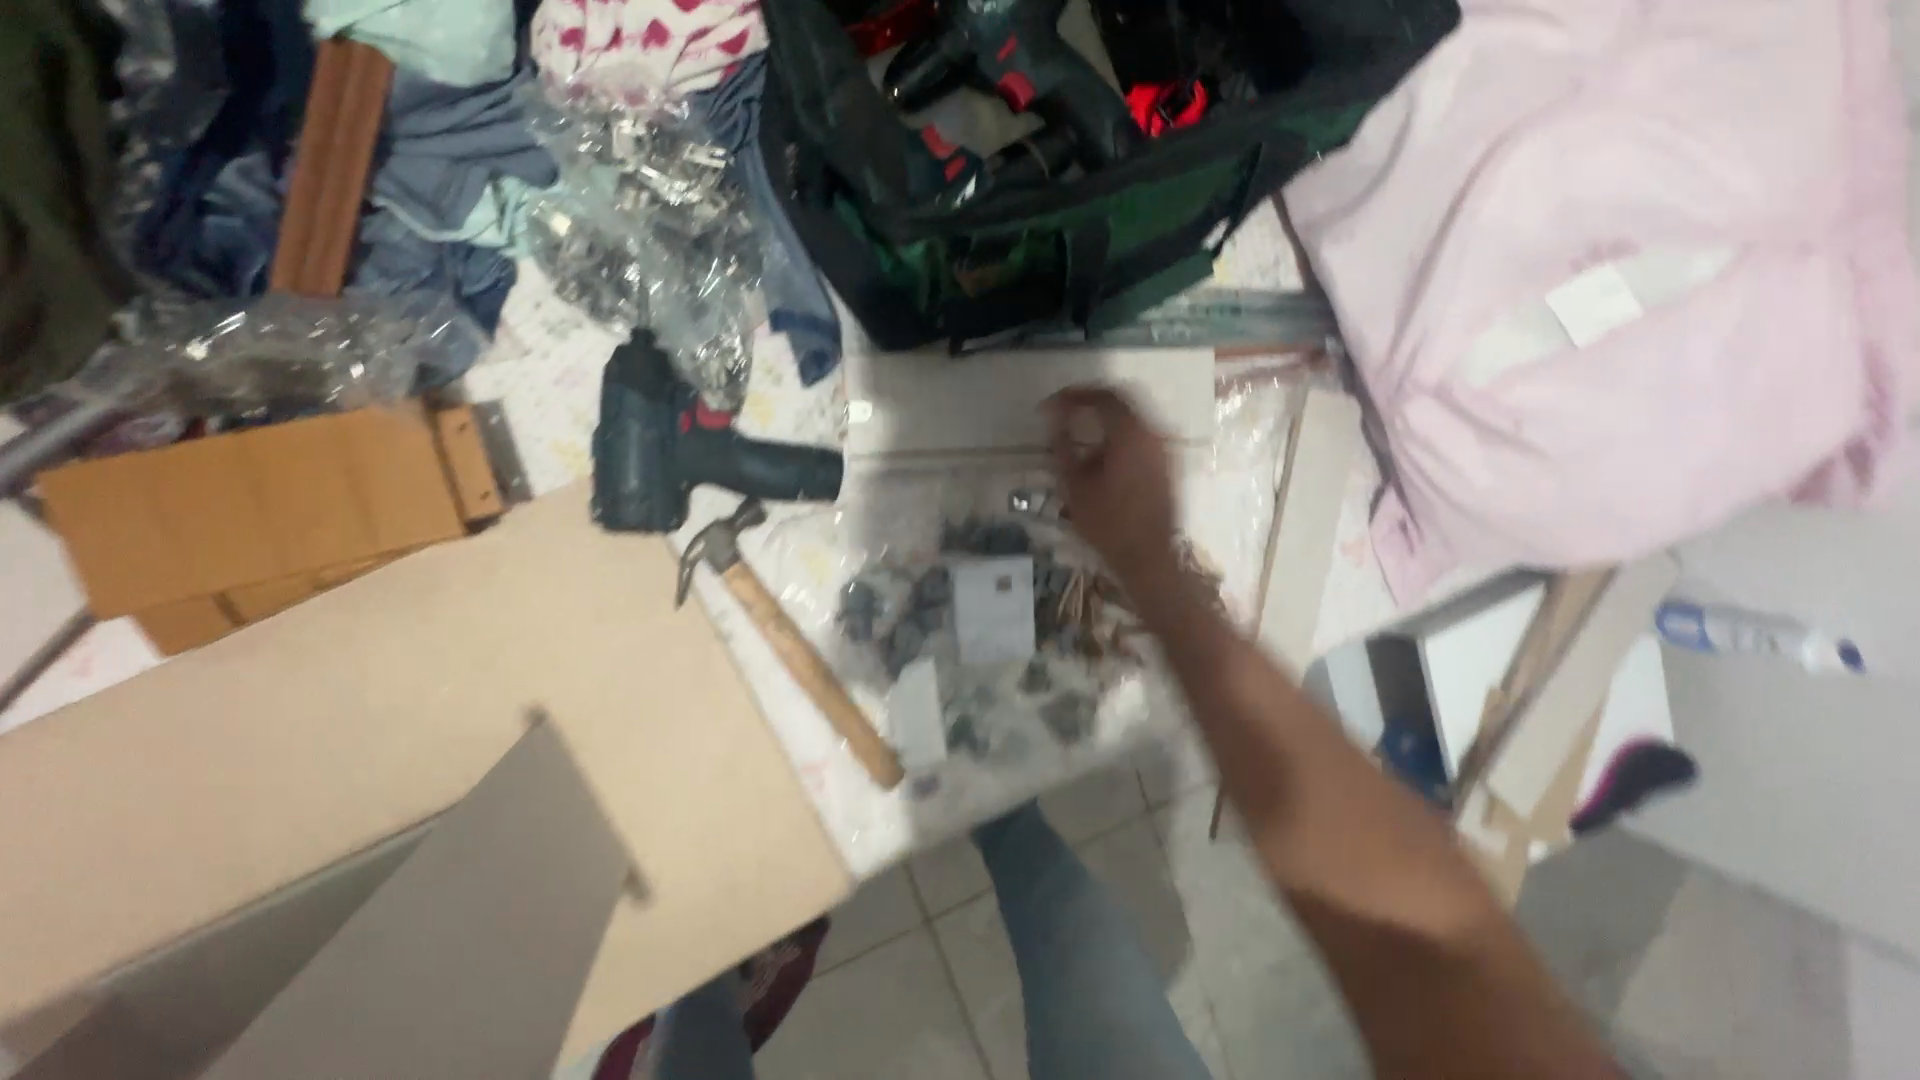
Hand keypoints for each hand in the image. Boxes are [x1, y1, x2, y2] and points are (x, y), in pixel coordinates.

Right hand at [1045, 385, 1178, 585]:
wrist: (1149, 558)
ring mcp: (1166, 448)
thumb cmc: (1108, 525)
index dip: (1073, 396)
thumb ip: (1062, 446)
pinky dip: (1122, 435)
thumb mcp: (1074, 486)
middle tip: (1066, 412)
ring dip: (1107, 419)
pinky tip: (1104, 454)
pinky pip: (1143, 436)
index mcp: (1130, 432)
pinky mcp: (1169, 464)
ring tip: (1082, 435)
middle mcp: (1154, 432)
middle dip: (1091, 403)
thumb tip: (1054, 420)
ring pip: (1134, 418)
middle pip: (1121, 400)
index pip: (1101, 396)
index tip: (1051, 406)